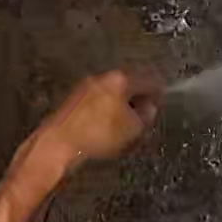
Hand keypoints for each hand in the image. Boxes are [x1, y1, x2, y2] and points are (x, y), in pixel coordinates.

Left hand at [32, 70, 163, 172]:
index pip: (149, 81)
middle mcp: (103, 77)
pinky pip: (99, 101)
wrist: (58, 144)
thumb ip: (146, 116)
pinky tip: (108, 127)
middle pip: (129, 84)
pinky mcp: (74, 100)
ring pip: (113, 93)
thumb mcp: (132, 129)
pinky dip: (107, 110)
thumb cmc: (98, 135)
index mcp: (121, 79)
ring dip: (122, 105)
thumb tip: (149, 108)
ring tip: (127, 125)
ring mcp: (86, 87)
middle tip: (146, 115)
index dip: (159, 93)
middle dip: (139, 99)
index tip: (163, 102)